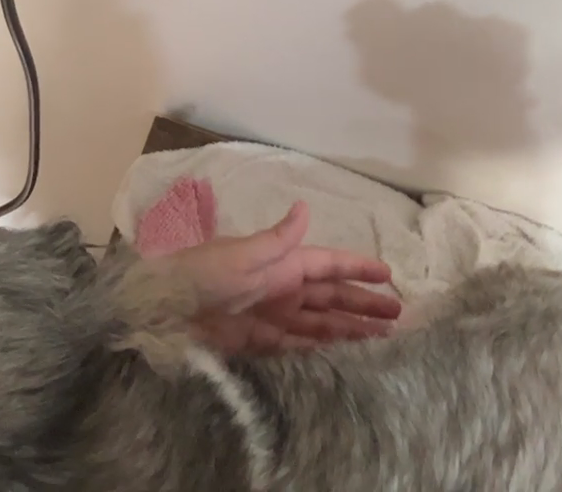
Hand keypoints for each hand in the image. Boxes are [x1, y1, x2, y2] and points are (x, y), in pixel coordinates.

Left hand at [156, 201, 401, 355]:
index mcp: (281, 263)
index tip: (389, 276)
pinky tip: (342, 355)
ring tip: (382, 339)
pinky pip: (299, 345)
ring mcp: (271, 316)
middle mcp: (281, 288)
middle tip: (398, 316)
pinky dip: (321, 349)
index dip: (357, 269)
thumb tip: (305, 206)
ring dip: (349, 328)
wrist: (163, 312)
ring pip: (320, 323)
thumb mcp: (243, 254)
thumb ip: (278, 238)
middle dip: (362, 304)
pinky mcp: (259, 342)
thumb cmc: (203, 274)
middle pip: (331, 297)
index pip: (328, 265)